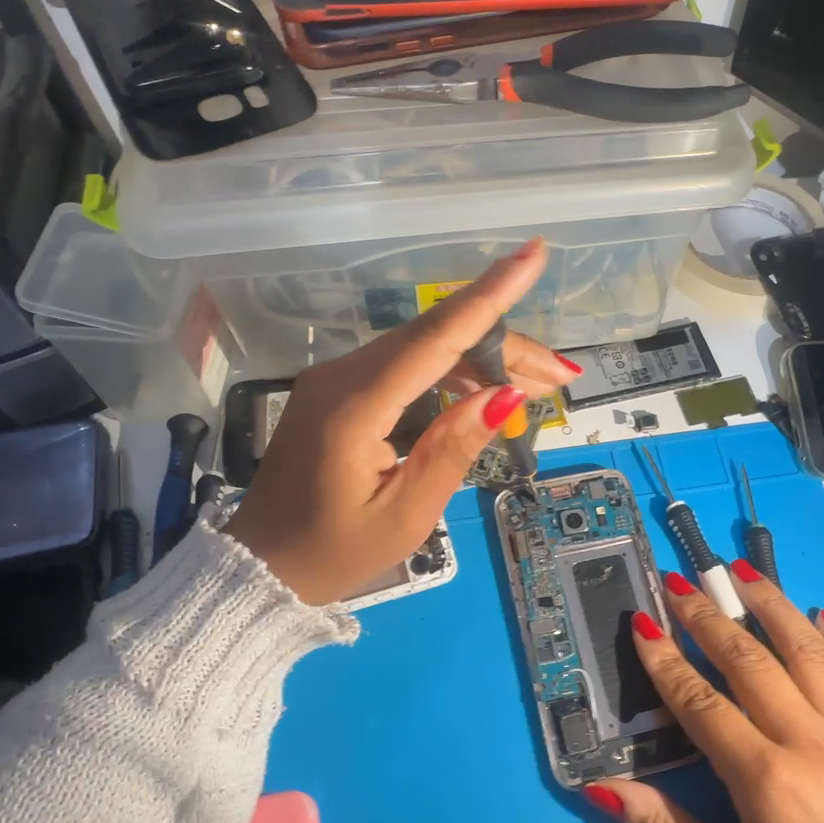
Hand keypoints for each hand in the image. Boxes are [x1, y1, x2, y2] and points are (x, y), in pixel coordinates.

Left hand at [224, 239, 578, 604]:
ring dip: (481, 360)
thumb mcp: (405, 516)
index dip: (488, 297)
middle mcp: (342, 378)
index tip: (531, 256)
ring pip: (422, 349)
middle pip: (435, 338)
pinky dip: (449, 373)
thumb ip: (453, 450)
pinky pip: (403, 367)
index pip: (433, 339)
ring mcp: (335, 380)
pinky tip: (486, 389)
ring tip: (541, 383)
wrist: (261, 566)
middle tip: (562, 375)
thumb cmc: (334, 553)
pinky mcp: (337, 392)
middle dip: (504, 346)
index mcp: (355, 408)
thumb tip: (504, 395)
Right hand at [588, 561, 823, 822]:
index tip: (643, 623)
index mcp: (768, 780)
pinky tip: (820, 615)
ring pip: (811, 652)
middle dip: (710, 617)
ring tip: (745, 572)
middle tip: (681, 582)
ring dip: (774, 607)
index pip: (703, 703)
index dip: (667, 661)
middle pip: (753, 662)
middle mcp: (814, 743)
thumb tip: (603, 789)